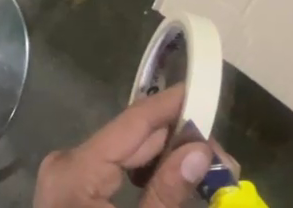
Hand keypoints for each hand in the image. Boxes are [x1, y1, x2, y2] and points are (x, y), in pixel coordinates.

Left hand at [34, 86, 215, 207]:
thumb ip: (167, 193)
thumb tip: (201, 150)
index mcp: (77, 169)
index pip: (137, 118)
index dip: (177, 105)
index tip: (214, 97)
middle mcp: (69, 162)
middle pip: (137, 136)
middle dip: (182, 144)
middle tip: (224, 165)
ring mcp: (69, 176)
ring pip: (131, 152)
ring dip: (169, 160)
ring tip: (207, 178)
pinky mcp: (73, 190)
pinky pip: (118, 170)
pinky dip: (147, 175)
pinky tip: (173, 186)